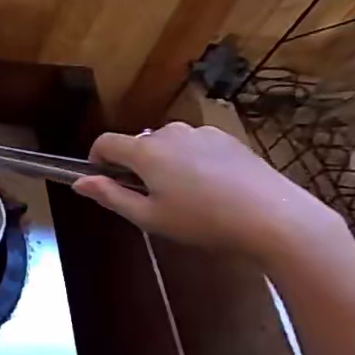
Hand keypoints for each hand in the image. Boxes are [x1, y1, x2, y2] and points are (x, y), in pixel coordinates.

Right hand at [73, 122, 347, 261]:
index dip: (96, 160)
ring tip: (182, 196)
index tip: (103, 182)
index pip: (105, 142)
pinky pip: (193, 145)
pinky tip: (209, 189)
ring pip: (166, 144)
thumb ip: (110, 196)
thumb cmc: (202, 221)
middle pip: (137, 143)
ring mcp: (203, 133)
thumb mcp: (149, 217)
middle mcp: (171, 133)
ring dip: (162, 163)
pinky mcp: (228, 139)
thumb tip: (80, 182)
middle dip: (133, 166)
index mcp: (146, 152)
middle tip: (148, 200)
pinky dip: (189, 161)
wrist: (274, 217)